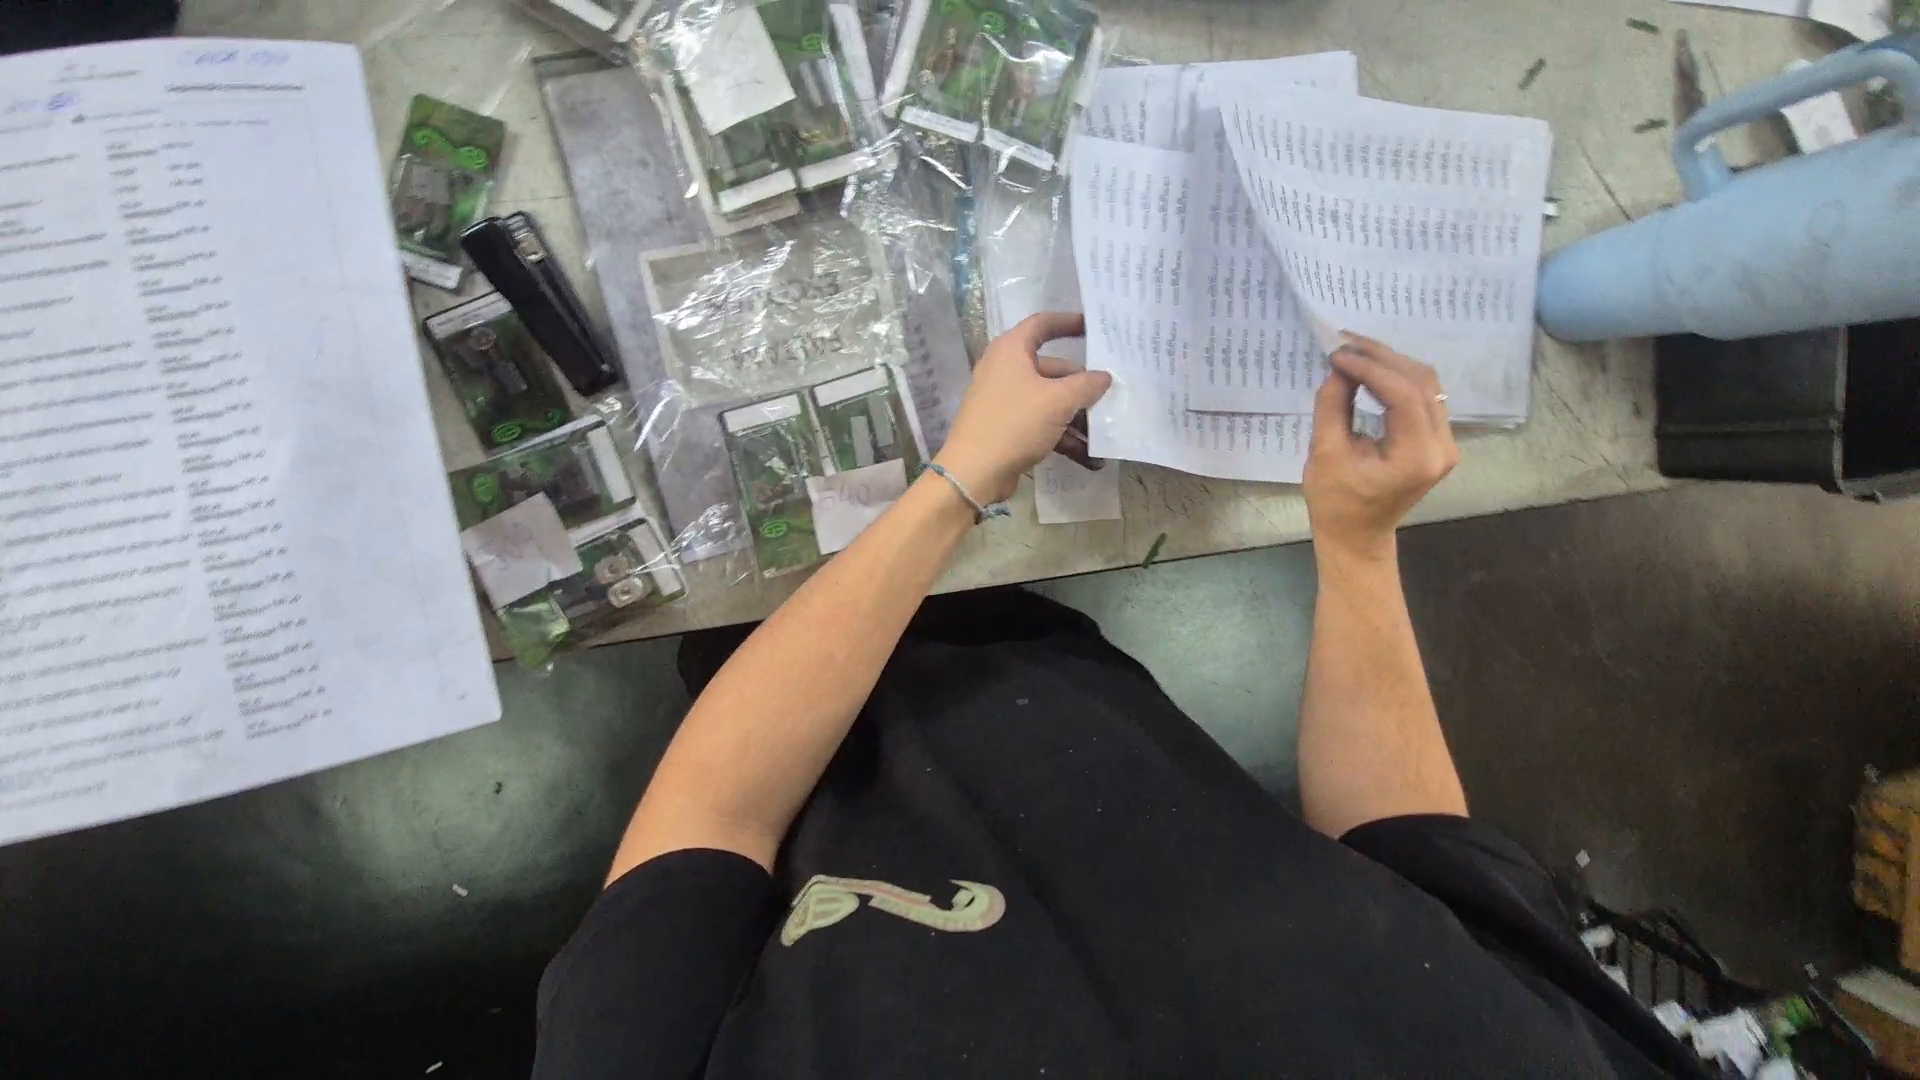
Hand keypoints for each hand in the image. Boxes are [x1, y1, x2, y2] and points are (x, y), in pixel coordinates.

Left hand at [933, 312, 1111, 504]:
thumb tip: (1104, 377)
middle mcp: (1004, 369)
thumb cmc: (1015, 424)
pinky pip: (1039, 422)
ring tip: (1104, 429)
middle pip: (1051, 368)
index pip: (1042, 324)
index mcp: (1011, 350)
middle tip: (1110, 392)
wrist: (974, 472)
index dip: (1068, 322)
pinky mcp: (1005, 426)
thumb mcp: (1057, 402)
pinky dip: (1061, 434)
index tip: (1094, 327)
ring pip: (1047, 398)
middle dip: (1081, 383)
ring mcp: (1003, 400)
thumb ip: (1085, 385)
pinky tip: (1087, 454)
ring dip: (1075, 414)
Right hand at [1304, 334, 1459, 563]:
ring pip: (1426, 385)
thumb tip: (1339, 367)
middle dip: (1382, 358)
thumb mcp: (1325, 454)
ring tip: (1355, 352)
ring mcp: (1445, 442)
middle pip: (1421, 383)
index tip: (1337, 355)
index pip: (1403, 395)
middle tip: (1345, 343)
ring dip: (1391, 364)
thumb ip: (1333, 407)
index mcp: (1416, 456)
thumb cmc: (1335, 503)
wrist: (1357, 536)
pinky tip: (1370, 372)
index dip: (1371, 368)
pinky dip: (1397, 379)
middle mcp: (1442, 446)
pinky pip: (1424, 397)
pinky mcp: (1437, 440)